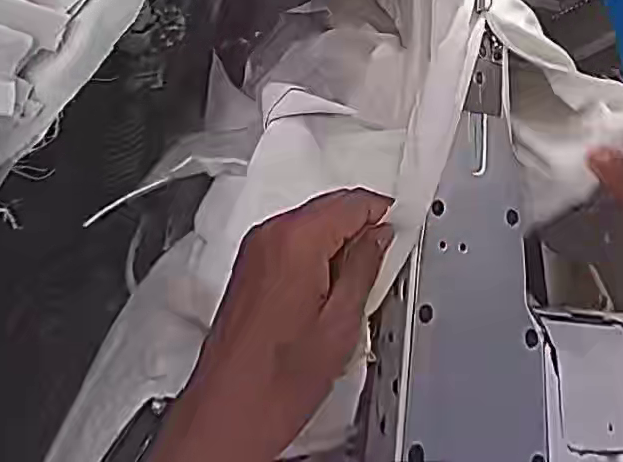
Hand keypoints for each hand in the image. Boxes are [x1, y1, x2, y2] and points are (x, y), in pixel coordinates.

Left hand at [159, 189, 392, 461]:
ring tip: (352, 282)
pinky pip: (295, 237)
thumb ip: (366, 266)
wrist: (223, 419)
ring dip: (339, 238)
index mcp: (297, 240)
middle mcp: (272, 234)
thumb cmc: (272, 386)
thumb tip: (380, 235)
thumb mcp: (341, 323)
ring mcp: (256, 248)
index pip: (353, 202)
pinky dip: (316, 249)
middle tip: (383, 255)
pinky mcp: (249, 264)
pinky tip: (326, 287)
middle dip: (361, 225)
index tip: (399, 228)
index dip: (382, 213)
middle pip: (332, 205)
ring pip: (314, 220)